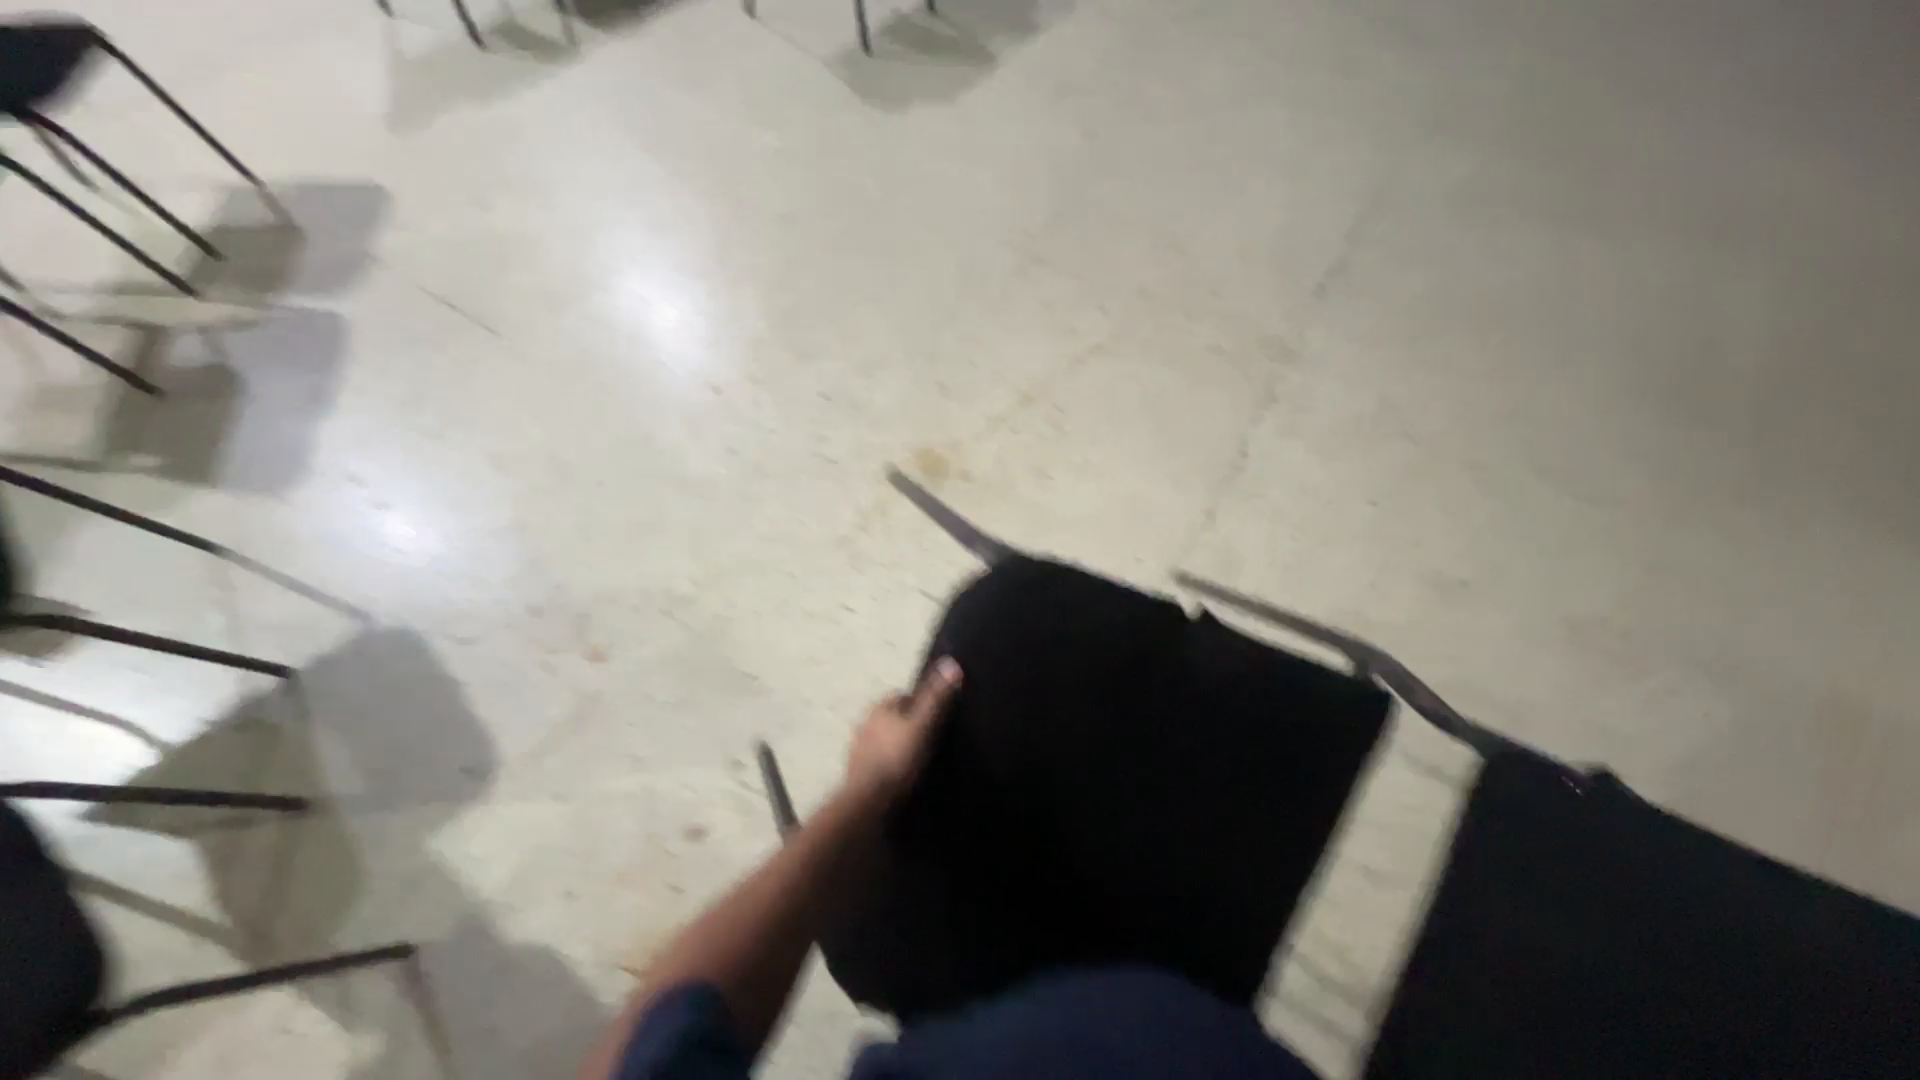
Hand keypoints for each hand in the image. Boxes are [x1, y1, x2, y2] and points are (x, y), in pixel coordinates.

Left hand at [845, 658, 962, 803]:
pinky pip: (877, 762)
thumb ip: (936, 697)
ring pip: (882, 740)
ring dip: (896, 746)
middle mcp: (864, 723)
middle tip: (930, 740)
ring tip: (918, 761)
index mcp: (879, 708)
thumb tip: (951, 663)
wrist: (868, 801)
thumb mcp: (923, 726)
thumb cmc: (897, 759)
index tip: (936, 717)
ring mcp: (857, 749)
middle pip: (891, 718)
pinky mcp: (856, 773)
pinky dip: (888, 766)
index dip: (920, 703)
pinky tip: (901, 778)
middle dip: (906, 724)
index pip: (902, 695)